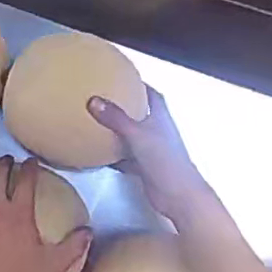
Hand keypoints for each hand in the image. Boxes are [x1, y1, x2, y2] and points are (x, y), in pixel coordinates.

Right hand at [88, 88, 221, 227]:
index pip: (149, 93)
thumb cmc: (165, 160)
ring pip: (131, 135)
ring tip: (95, 123)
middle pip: (139, 113)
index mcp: (159, 115)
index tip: (120, 77)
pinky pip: (125, 156)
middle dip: (123, 106)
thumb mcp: (137, 134)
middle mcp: (157, 129)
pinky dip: (113, 155)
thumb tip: (94, 100)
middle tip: (101, 99)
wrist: (178, 195)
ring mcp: (151, 148)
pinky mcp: (145, 166)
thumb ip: (116, 118)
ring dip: (116, 131)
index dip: (137, 84)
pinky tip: (98, 154)